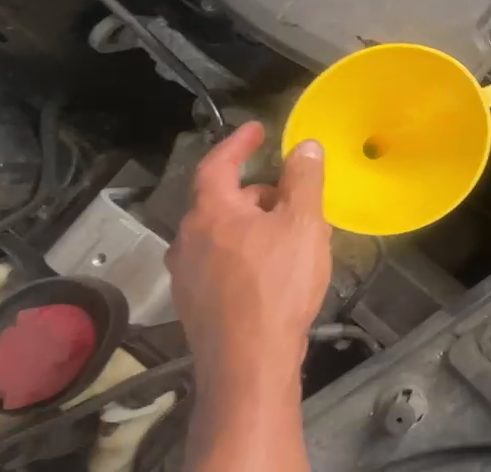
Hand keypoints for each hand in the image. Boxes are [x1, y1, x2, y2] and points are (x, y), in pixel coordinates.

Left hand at [166, 122, 330, 385]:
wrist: (249, 361)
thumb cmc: (278, 283)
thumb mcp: (303, 223)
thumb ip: (303, 180)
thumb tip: (304, 146)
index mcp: (210, 215)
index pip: (216, 166)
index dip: (237, 144)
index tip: (257, 129)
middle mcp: (188, 240)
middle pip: (220, 201)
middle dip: (256, 191)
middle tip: (292, 192)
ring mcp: (186, 275)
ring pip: (221, 233)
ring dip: (252, 223)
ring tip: (290, 230)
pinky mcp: (195, 303)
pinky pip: (220, 260)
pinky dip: (246, 249)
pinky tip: (274, 265)